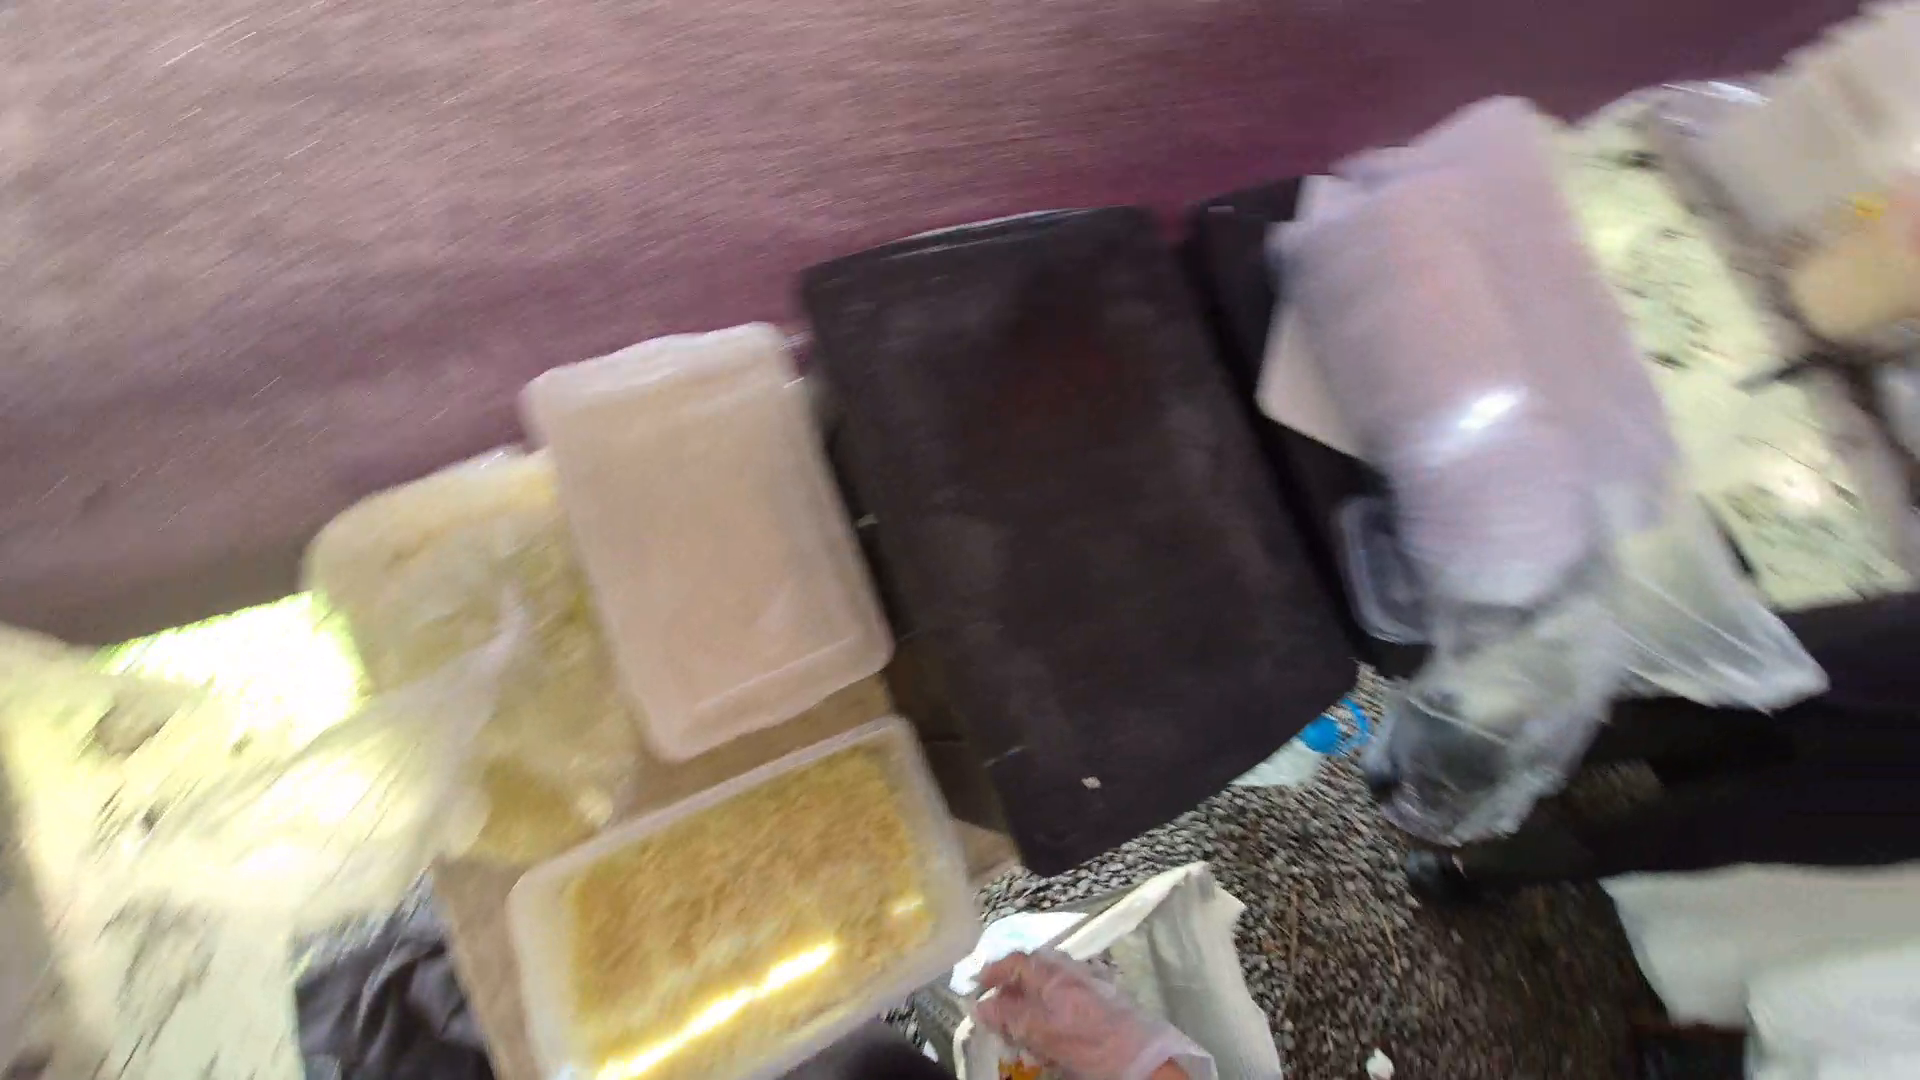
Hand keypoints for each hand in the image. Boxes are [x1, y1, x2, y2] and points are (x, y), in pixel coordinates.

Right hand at [974, 950, 1193, 1079]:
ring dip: (1026, 999)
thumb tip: (981, 1005)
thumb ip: (1011, 1016)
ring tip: (1016, 1024)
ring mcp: (1080, 981)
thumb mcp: (1044, 1031)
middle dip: (1009, 988)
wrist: (1138, 1055)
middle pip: (1028, 969)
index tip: (978, 987)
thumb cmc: (1088, 1039)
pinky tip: (1043, 1028)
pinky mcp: (1092, 997)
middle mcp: (1064, 968)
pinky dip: (1044, 1007)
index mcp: (1050, 970)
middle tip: (995, 1011)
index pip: (1015, 960)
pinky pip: (1058, 994)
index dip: (994, 972)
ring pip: (1043, 983)